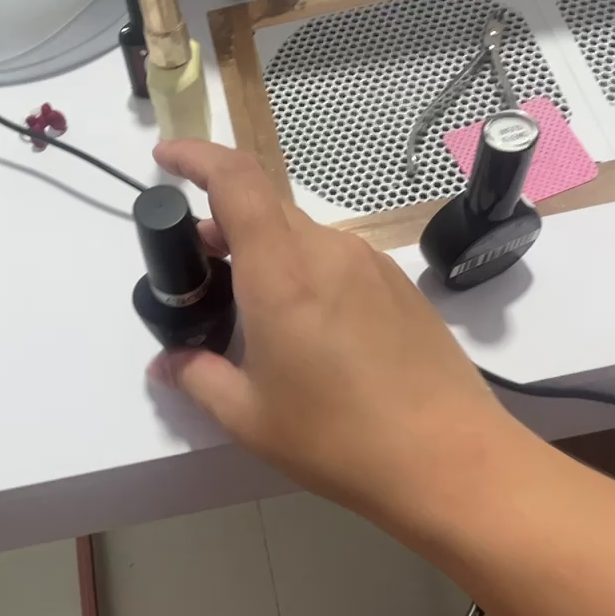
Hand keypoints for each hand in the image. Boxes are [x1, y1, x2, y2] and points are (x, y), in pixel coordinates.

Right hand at [150, 141, 528, 518]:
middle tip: (200, 270)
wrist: (448, 460)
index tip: (166, 159)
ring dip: (266, 254)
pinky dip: (305, 274)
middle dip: (222, 224)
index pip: (235, 180)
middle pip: (266, 209)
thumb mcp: (249, 418)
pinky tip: (307, 330)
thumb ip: (198, 378)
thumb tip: (167, 363)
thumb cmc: (338, 440)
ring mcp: (372, 265)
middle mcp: (329, 252)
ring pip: (303, 236)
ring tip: (251, 310)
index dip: (195, 156)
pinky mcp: (400, 286)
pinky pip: (338, 261)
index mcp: (282, 274)